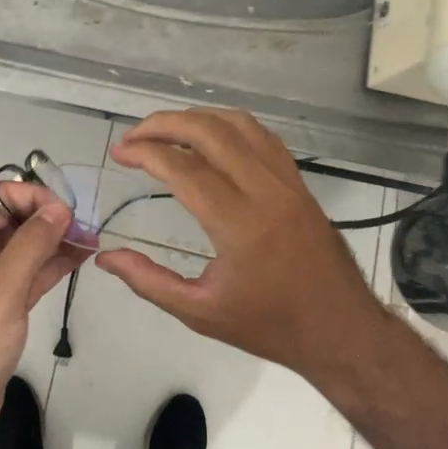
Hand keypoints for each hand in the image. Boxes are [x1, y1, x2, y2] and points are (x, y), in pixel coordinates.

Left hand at [0, 181, 86, 444]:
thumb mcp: (1, 292)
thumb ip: (30, 245)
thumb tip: (58, 207)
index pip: (0, 198)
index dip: (34, 197)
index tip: (69, 213)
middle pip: (14, 219)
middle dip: (50, 217)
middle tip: (88, 228)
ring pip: (25, 247)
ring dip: (56, 240)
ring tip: (92, 241)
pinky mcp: (2, 307)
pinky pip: (29, 274)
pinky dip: (52, 265)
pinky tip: (78, 260)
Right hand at [98, 108, 386, 381]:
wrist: (341, 329)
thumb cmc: (269, 326)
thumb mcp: (201, 313)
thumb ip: (149, 282)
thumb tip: (105, 258)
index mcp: (239, 225)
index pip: (184, 167)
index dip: (145, 152)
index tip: (120, 153)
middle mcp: (265, 192)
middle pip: (209, 131)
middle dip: (163, 124)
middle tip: (133, 138)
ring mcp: (287, 182)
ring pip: (238, 124)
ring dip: (196, 118)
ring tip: (164, 132)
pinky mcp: (298, 182)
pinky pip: (262, 136)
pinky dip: (228, 126)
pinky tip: (209, 139)